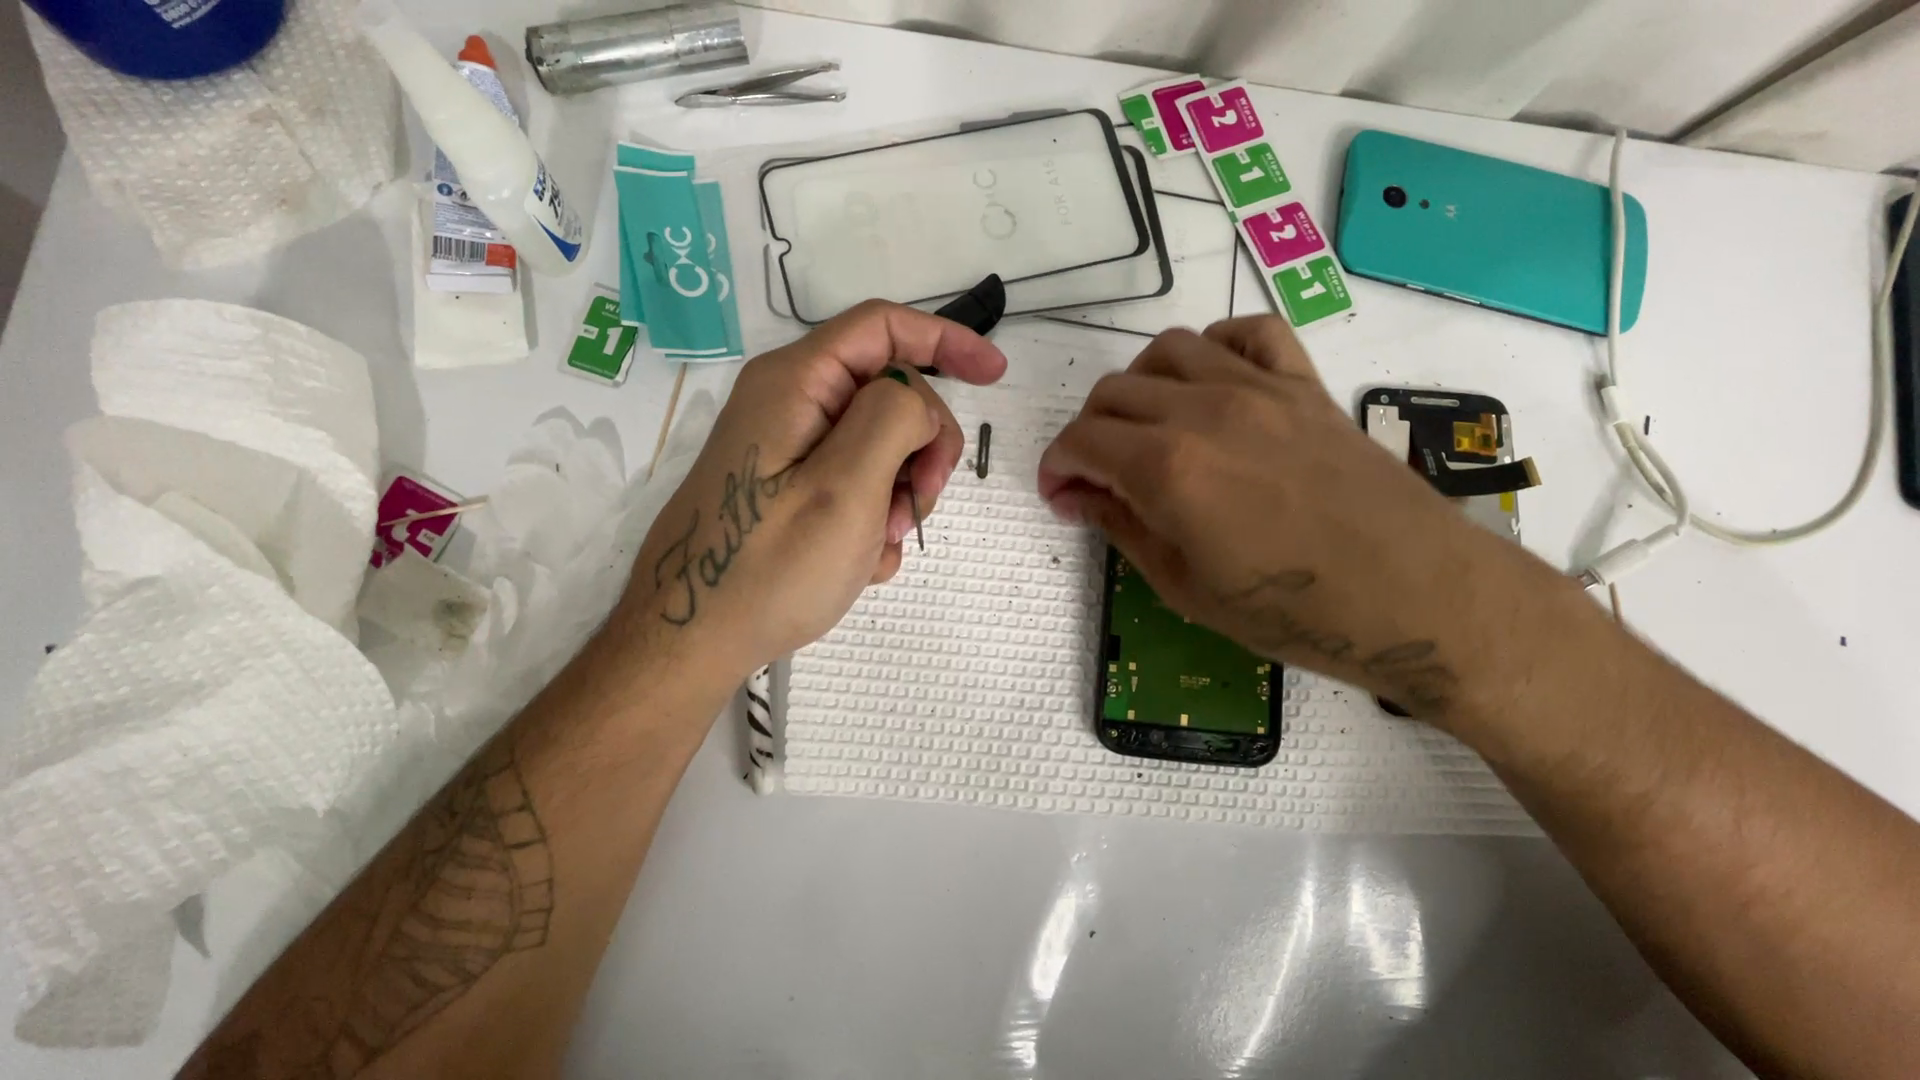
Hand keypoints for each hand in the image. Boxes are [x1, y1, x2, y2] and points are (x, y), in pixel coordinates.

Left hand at [626, 301, 1006, 680]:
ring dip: (900, 491)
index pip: (884, 326)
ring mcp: (787, 449)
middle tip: (921, 503)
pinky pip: (855, 483)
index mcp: (796, 381)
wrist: (690, 642)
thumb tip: (913, 400)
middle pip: (888, 391)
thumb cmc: (768, 568)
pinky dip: (873, 518)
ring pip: (879, 444)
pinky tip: (859, 562)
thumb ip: (893, 419)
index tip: (995, 374)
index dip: (946, 340)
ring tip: (880, 544)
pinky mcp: (786, 488)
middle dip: (923, 444)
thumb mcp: (845, 488)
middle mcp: (789, 402)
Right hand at [1038, 316, 1558, 721]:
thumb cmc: (1294, 612)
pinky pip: (1249, 333)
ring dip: (1139, 386)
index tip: (1061, 497)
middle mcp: (1204, 409)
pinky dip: (1216, 347)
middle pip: (1114, 393)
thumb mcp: (1186, 588)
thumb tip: (1078, 498)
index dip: (1057, 468)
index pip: (1081, 440)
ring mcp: (1259, 388)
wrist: (1414, 597)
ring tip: (1147, 429)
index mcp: (1167, 467)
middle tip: (1098, 479)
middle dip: (1089, 434)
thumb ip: (1123, 529)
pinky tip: (1210, 382)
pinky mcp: (1305, 384)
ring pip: (1169, 351)